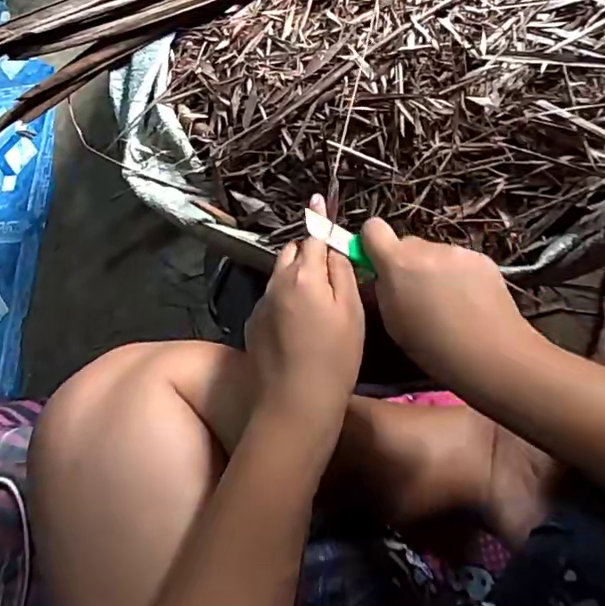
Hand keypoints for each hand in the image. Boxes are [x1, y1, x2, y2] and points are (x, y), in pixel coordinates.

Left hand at [244, 196, 364, 420]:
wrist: (295, 404)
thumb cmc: (335, 358)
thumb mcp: (351, 312)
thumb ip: (341, 272)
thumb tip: (332, 246)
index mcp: (304, 274)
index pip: (312, 235)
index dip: (319, 220)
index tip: (318, 201)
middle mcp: (277, 281)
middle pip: (293, 253)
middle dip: (308, 254)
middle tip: (329, 276)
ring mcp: (261, 302)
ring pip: (281, 276)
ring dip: (295, 278)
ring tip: (315, 306)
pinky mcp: (252, 323)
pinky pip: (271, 299)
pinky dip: (284, 301)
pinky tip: (297, 327)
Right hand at [358, 218, 531, 384]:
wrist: (494, 356)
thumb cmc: (434, 348)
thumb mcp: (392, 322)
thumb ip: (384, 289)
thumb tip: (383, 275)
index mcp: (397, 263)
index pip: (373, 228)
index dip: (373, 244)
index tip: (378, 264)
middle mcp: (426, 248)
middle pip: (407, 244)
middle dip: (407, 263)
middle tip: (418, 295)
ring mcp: (456, 251)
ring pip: (435, 254)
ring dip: (435, 271)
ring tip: (449, 304)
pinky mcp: (482, 258)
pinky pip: (459, 261)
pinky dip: (460, 276)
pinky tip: (470, 303)